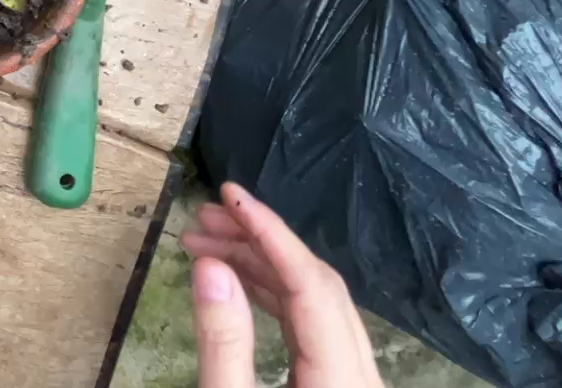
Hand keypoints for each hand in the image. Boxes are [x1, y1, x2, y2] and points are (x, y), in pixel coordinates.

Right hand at [181, 181, 383, 387]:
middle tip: (199, 219)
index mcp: (342, 383)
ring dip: (259, 265)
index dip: (269, 231)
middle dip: (258, 241)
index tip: (228, 193)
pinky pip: (313, 328)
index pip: (309, 285)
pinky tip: (232, 282)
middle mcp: (362, 379)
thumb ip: (223, 340)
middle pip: (318, 288)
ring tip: (202, 244)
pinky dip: (270, 294)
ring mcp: (356, 386)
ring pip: (317, 305)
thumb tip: (211, 263)